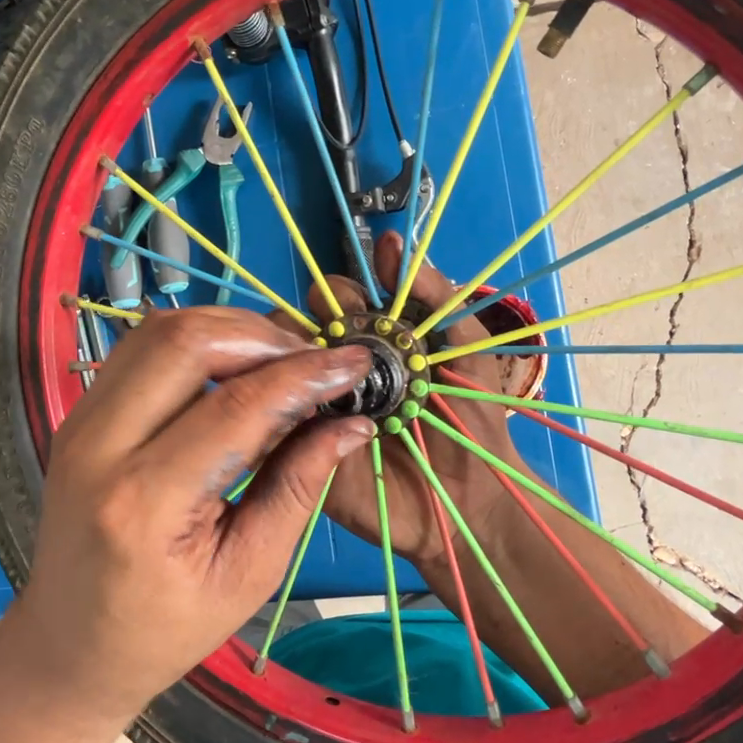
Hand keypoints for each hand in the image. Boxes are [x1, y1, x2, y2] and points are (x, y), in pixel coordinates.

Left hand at [3, 308, 374, 724]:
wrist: (68, 643)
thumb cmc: (163, 629)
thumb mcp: (248, 574)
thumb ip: (298, 488)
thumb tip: (350, 423)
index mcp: (143, 503)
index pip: (235, 407)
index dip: (304, 376)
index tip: (356, 364)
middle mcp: (99, 446)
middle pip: (185, 342)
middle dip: (263, 337)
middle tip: (313, 362)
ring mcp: (79, 422)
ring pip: (158, 330)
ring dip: (229, 331)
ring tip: (280, 361)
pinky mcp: (78, 413)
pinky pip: (139, 348)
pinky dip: (195, 342)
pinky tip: (234, 368)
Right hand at [289, 233, 529, 572]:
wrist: (472, 501)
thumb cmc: (472, 421)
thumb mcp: (465, 348)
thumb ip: (434, 294)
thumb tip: (390, 242)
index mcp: (370, 343)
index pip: (334, 302)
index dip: (337, 293)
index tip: (356, 301)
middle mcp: (334, 369)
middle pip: (297, 328)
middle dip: (308, 319)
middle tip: (335, 334)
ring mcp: (313, 408)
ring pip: (274, 368)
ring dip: (286, 358)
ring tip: (316, 367)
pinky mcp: (300, 450)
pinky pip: (270, 420)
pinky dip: (272, 403)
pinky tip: (294, 400)